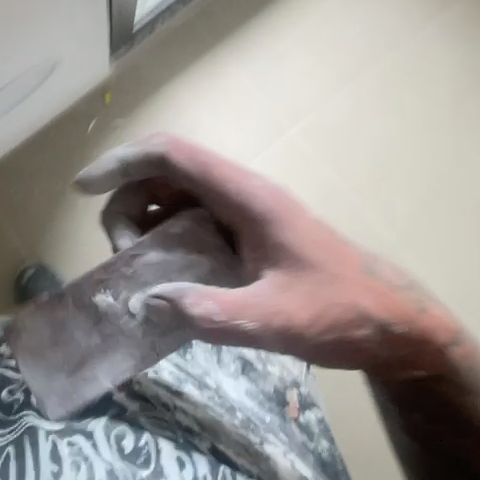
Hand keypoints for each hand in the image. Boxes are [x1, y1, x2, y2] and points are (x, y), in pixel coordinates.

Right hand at [75, 133, 463, 377]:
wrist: (396, 323)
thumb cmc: (341, 313)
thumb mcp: (276, 320)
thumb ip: (211, 312)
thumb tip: (144, 302)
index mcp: (244, 195)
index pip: (170, 156)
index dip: (121, 162)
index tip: (84, 187)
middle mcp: (237, 191)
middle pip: (163, 171)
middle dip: (127, 200)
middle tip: (121, 253)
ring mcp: (240, 207)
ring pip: (172, 191)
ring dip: (143, 217)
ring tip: (139, 265)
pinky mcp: (243, 227)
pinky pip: (188, 214)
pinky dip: (162, 231)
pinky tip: (163, 271)